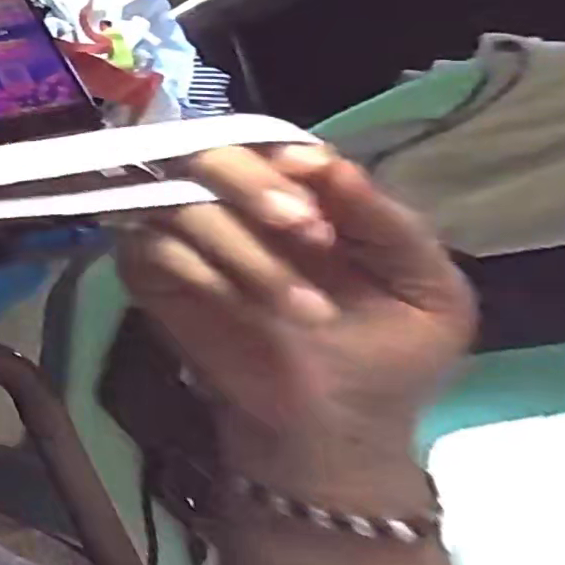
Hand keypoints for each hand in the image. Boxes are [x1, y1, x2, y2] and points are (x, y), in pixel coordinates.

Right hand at [118, 145, 475, 498]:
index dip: (279, 153)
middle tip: (307, 230)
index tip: (314, 178)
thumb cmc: (383, 349)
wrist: (327, 421)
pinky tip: (241, 306)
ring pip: (179, 203)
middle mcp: (220, 199)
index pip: (263, 142)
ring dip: (244, 249)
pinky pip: (151, 246)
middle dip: (250, 184)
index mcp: (285, 193)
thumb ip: (384, 222)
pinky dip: (199, 271)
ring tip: (306, 308)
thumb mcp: (423, 288)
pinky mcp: (141, 265)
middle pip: (204, 154)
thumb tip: (322, 158)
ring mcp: (172, 229)